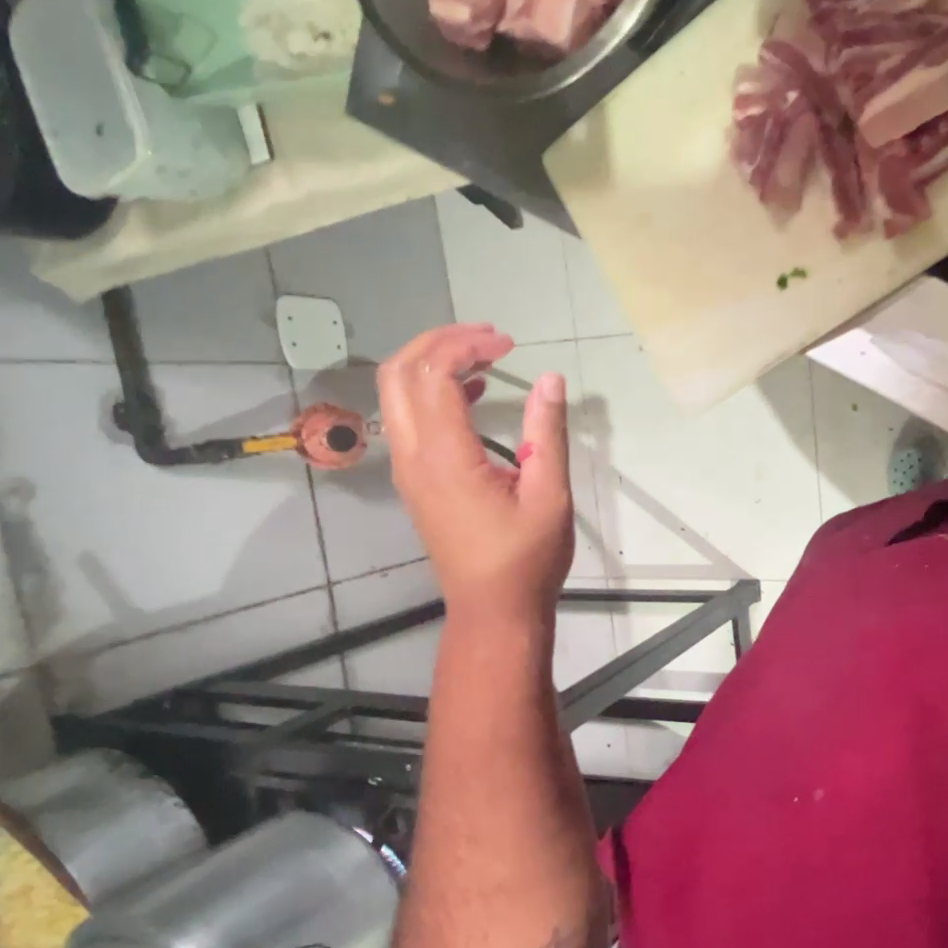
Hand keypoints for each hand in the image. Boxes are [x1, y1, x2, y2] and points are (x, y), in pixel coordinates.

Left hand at [378, 324, 573, 621]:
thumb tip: (550, 380)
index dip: (466, 345)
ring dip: (433, 364)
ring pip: (398, 394)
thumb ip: (546, 433)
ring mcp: (409, 469)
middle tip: (490, 338)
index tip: (509, 343)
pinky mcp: (416, 480)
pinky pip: (409, 418)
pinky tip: (472, 391)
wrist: (494, 609)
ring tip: (484, 355)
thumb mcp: (550, 494)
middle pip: (399, 373)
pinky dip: (433, 391)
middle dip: (440, 342)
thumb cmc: (527, 557)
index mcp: (445, 457)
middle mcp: (414, 456)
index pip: (434, 375)